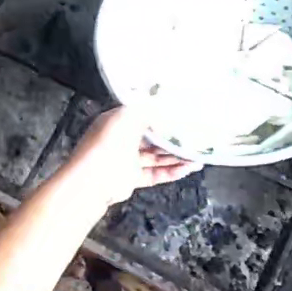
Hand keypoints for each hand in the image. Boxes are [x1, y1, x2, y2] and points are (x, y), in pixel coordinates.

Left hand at [62, 106, 201, 207]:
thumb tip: (161, 117)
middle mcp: (121, 140)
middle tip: (196, 138)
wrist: (93, 178)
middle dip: (173, 139)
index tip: (182, 118)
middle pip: (152, 139)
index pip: (142, 117)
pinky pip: (155, 174)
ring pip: (156, 157)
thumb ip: (146, 111)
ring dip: (177, 156)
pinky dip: (171, 172)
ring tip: (198, 156)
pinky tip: (188, 168)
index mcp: (117, 122)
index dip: (161, 117)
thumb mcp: (127, 115)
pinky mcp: (131, 179)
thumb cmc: (107, 142)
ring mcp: (126, 161)